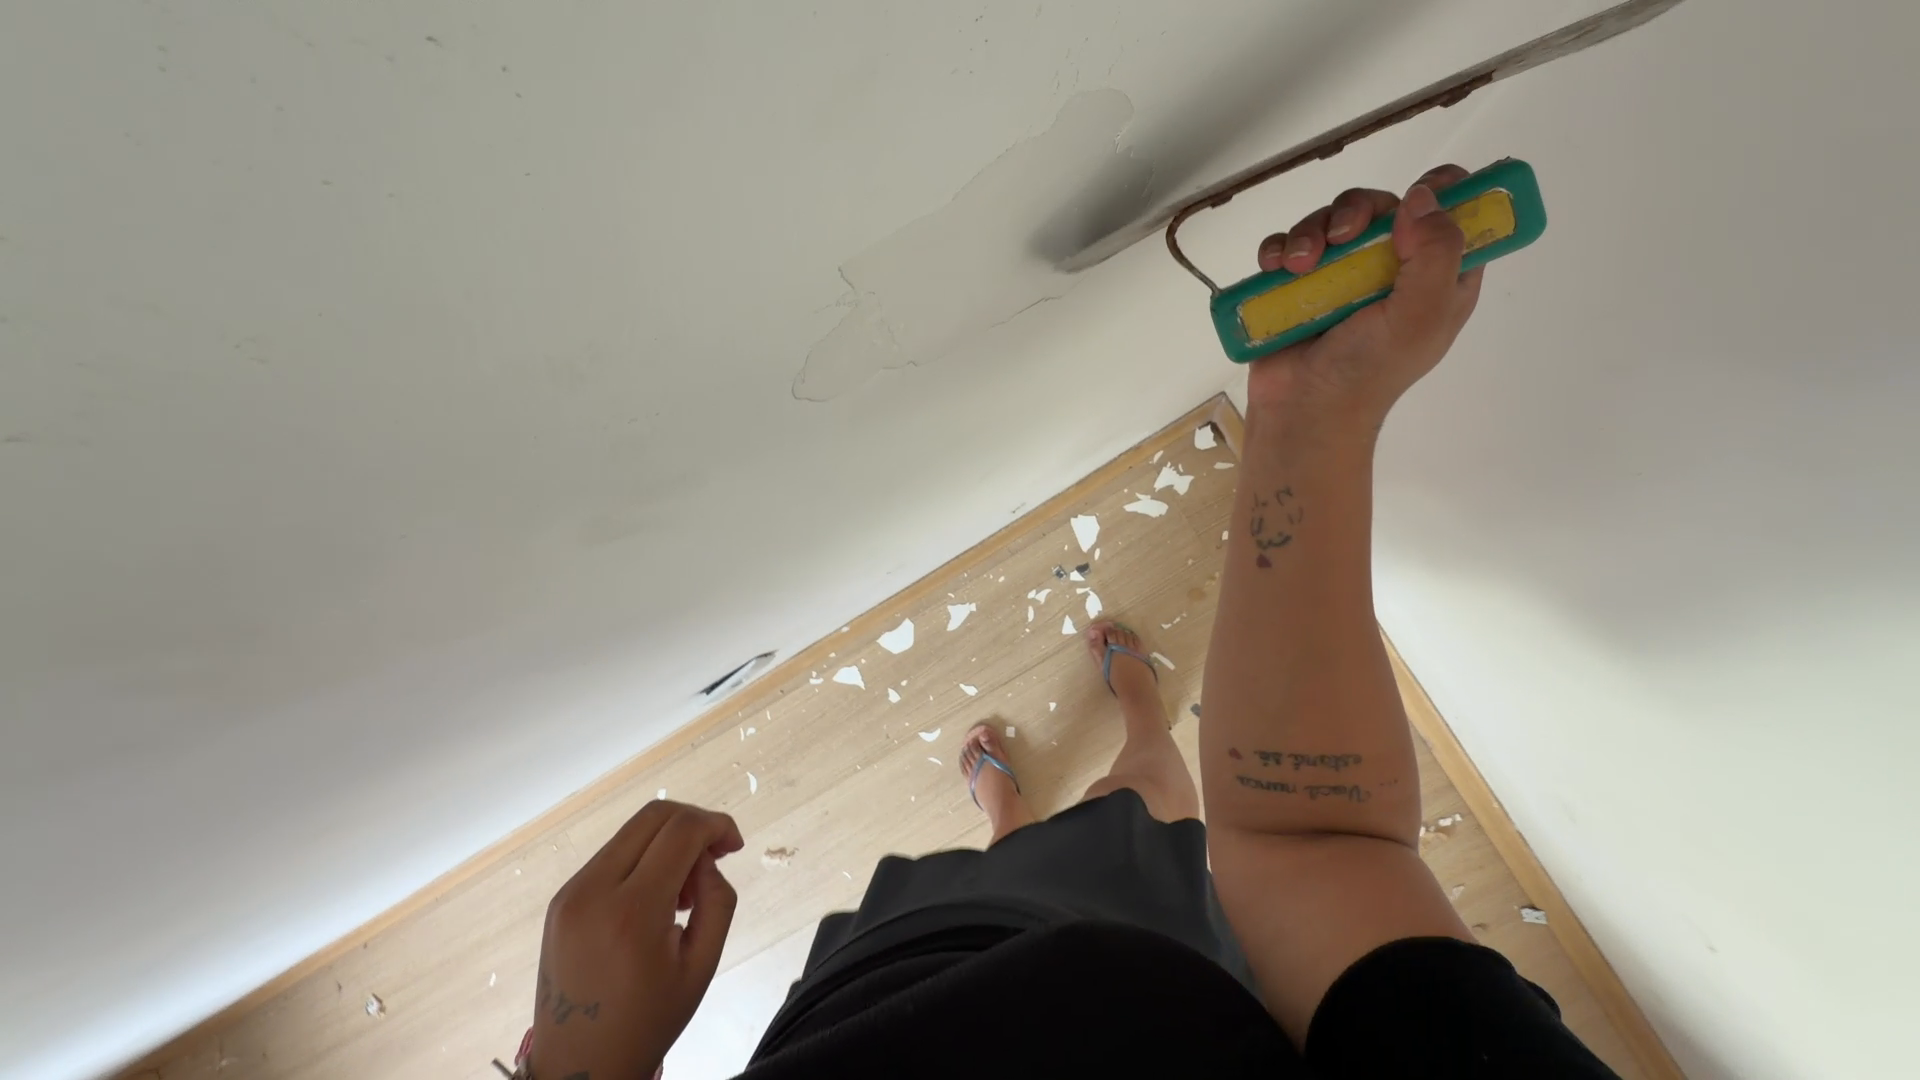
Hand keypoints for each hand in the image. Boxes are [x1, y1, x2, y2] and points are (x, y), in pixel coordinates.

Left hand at [530, 800, 743, 1079]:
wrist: (577, 1068)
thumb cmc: (649, 1021)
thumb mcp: (702, 964)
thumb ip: (717, 899)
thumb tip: (706, 860)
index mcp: (631, 913)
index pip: (681, 831)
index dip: (717, 825)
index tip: (735, 846)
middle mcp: (593, 891)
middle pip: (654, 816)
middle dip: (695, 822)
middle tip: (716, 855)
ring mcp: (571, 893)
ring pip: (633, 831)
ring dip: (669, 841)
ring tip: (685, 890)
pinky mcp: (561, 899)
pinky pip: (613, 854)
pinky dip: (644, 858)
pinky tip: (657, 896)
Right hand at [1245, 164, 1484, 433]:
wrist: (1301, 410)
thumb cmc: (1368, 371)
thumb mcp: (1422, 313)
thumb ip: (1435, 251)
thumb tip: (1421, 195)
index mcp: (1435, 278)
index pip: (1454, 215)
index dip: (1443, 192)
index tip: (1418, 193)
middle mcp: (1389, 271)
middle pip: (1382, 207)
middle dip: (1356, 211)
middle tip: (1341, 237)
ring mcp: (1338, 278)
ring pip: (1330, 222)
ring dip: (1309, 233)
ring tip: (1297, 266)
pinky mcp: (1294, 288)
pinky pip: (1287, 248)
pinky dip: (1278, 249)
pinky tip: (1274, 266)